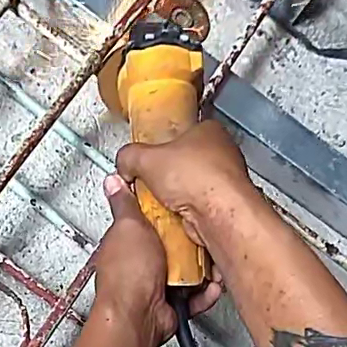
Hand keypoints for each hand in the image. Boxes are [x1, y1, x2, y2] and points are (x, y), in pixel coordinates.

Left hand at [94, 173, 221, 345]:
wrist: (137, 314)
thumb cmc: (127, 274)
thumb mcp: (128, 226)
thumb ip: (124, 203)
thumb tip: (113, 182)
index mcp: (126, 242)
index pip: (148, 220)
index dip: (166, 212)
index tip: (184, 205)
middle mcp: (140, 264)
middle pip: (172, 246)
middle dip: (190, 243)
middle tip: (202, 235)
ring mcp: (155, 285)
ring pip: (187, 272)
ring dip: (202, 270)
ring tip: (212, 263)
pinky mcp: (171, 304)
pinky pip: (194, 296)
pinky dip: (204, 293)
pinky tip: (211, 286)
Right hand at [114, 120, 261, 247]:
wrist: (219, 216)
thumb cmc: (199, 179)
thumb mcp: (146, 159)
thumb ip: (129, 156)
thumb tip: (123, 163)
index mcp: (209, 130)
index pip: (179, 133)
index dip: (160, 146)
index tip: (146, 158)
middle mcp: (221, 154)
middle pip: (182, 164)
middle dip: (164, 176)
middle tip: (150, 183)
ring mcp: (224, 182)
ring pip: (188, 189)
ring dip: (172, 198)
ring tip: (162, 202)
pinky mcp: (222, 207)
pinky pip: (194, 210)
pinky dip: (182, 215)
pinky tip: (175, 216)